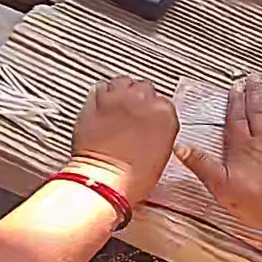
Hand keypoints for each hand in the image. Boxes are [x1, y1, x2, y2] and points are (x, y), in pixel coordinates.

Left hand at [66, 77, 179, 204]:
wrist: (106, 179)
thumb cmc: (134, 175)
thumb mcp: (162, 153)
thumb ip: (160, 130)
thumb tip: (152, 126)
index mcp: (164, 113)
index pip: (163, 101)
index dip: (153, 111)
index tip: (147, 118)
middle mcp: (143, 100)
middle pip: (143, 87)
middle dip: (138, 99)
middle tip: (131, 114)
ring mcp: (119, 98)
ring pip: (122, 82)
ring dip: (120, 92)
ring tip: (116, 106)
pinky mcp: (97, 100)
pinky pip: (100, 87)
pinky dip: (101, 95)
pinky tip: (102, 106)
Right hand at [174, 77, 261, 241]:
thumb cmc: (258, 203)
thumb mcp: (221, 186)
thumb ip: (201, 165)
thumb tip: (181, 147)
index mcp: (244, 147)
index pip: (236, 119)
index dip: (234, 101)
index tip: (235, 86)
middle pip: (258, 113)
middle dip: (255, 94)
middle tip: (254, 78)